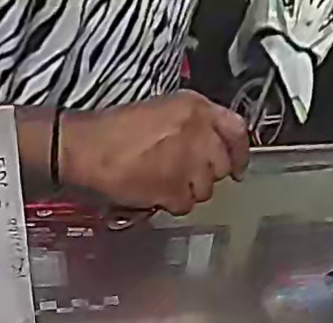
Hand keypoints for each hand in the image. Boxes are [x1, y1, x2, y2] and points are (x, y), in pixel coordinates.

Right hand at [61, 90, 250, 214]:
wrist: (91, 149)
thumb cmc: (116, 132)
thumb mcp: (161, 111)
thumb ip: (190, 126)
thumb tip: (206, 147)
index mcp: (195, 107)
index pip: (237, 131)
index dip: (241, 153)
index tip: (239, 167)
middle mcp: (198, 133)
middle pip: (221, 166)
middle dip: (206, 176)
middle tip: (186, 177)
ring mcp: (188, 162)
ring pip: (205, 189)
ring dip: (188, 191)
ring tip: (165, 182)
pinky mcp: (175, 188)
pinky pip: (186, 205)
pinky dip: (173, 204)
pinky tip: (156, 193)